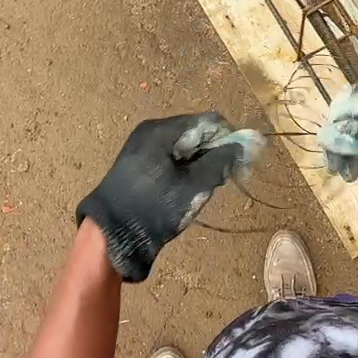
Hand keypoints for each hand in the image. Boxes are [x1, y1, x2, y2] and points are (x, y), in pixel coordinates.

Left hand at [76, 113, 266, 281]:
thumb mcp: (194, 186)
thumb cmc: (153, 207)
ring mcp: (142, 148)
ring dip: (200, 163)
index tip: (239, 164)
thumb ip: (222, 162)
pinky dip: (185, 169)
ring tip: (204, 188)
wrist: (109, 236)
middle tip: (223, 179)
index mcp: (162, 130)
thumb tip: (248, 143)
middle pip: (196, 132)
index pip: (208, 121)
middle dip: (214, 152)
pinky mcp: (138, 164)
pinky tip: (188, 189)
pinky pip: (171, 158)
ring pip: (185, 147)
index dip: (229, 139)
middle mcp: (151, 131)